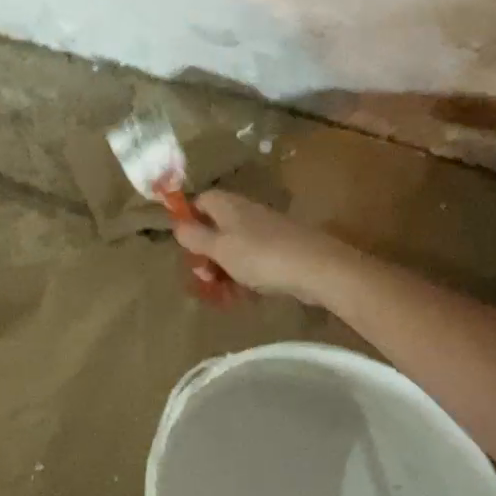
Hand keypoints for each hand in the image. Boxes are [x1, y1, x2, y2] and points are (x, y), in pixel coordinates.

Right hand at [173, 191, 358, 302]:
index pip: (201, 201)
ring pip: (235, 247)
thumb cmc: (260, 256)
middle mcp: (247, 213)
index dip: (188, 219)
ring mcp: (267, 231)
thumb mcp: (219, 248)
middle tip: (202, 276)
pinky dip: (245, 274)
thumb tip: (177, 226)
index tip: (184, 244)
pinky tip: (245, 294)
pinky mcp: (283, 249)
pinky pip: (254, 259)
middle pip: (217, 227)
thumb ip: (194, 237)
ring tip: (222, 293)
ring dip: (224, 268)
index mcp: (228, 206)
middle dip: (206, 252)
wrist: (319, 268)